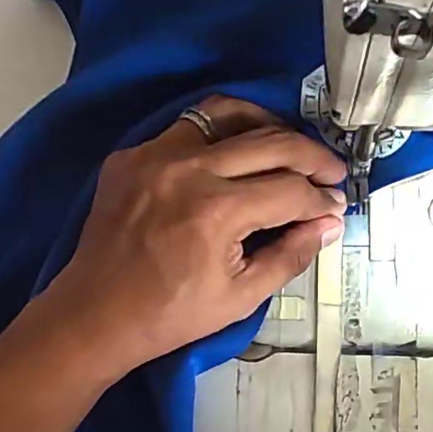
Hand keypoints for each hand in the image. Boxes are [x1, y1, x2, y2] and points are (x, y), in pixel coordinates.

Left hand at [35, 96, 345, 374]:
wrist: (97, 314)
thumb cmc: (170, 316)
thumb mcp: (241, 297)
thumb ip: (290, 256)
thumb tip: (327, 224)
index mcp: (216, 211)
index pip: (289, 189)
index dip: (320, 198)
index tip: (335, 206)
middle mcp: (187, 170)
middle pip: (270, 142)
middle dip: (311, 157)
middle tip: (331, 172)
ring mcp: (154, 155)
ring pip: (227, 115)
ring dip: (267, 128)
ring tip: (288, 148)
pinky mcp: (131, 155)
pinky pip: (186, 128)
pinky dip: (218, 136)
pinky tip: (234, 156)